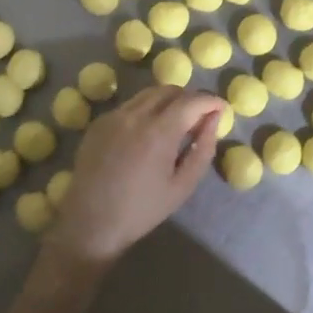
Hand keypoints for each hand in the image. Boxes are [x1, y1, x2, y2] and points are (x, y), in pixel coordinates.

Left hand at [47, 86, 224, 264]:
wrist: (91, 222)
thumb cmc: (142, 210)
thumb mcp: (182, 185)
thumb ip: (203, 149)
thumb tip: (214, 119)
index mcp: (158, 132)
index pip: (191, 101)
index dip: (210, 100)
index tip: (221, 108)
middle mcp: (134, 116)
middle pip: (169, 90)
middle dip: (189, 98)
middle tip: (199, 117)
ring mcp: (113, 116)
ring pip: (147, 94)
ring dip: (167, 101)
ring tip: (174, 123)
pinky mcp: (98, 123)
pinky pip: (128, 106)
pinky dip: (145, 110)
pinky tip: (146, 133)